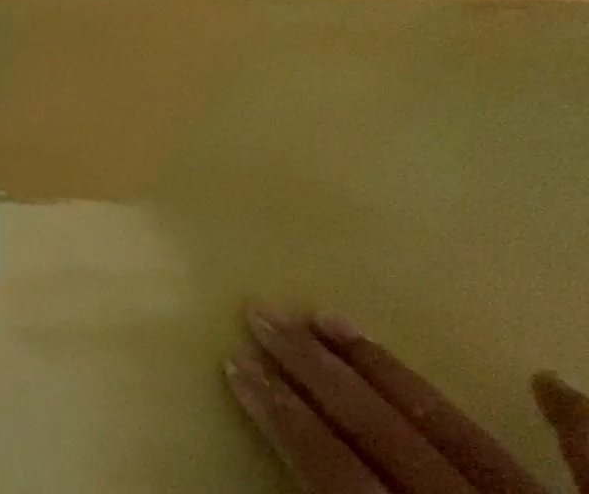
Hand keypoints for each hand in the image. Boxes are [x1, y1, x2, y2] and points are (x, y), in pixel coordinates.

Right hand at [226, 304, 588, 492]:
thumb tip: (289, 492)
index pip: (335, 473)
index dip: (282, 417)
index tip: (237, 364)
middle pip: (382, 436)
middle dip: (317, 373)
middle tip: (266, 315)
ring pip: (456, 435)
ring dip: (389, 374)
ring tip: (333, 321)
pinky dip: (580, 428)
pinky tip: (548, 380)